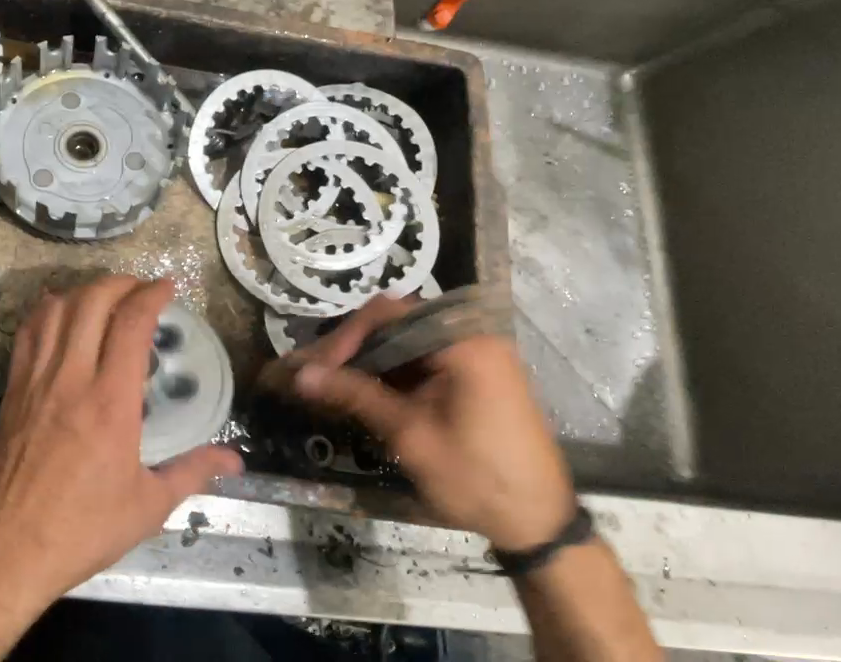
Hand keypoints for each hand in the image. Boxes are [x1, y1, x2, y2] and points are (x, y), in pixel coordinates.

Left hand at [0, 275, 244, 605]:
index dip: (150, 295)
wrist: (11, 548)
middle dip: (119, 283)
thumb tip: (234, 461)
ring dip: (82, 291)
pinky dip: (46, 311)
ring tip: (102, 296)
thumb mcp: (149, 506)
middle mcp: (72, 378)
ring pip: (55, 310)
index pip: (131, 324)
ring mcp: (36, 380)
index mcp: (111, 401)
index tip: (166, 287)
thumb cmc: (85, 528)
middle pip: (92, 302)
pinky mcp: (12, 390)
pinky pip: (27, 334)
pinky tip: (58, 312)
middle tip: (138, 288)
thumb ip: (192, 472)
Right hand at [261, 293, 573, 550]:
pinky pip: (421, 359)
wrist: (540, 525)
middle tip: (315, 376)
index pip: (386, 315)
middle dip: (351, 349)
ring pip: (404, 341)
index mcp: (462, 342)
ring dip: (367, 361)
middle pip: (394, 323)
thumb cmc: (478, 479)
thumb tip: (300, 374)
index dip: (344, 338)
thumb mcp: (411, 436)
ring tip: (329, 384)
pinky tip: (362, 391)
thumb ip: (356, 395)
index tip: (315, 370)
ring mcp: (474, 354)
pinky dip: (390, 373)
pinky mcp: (473, 374)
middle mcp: (469, 336)